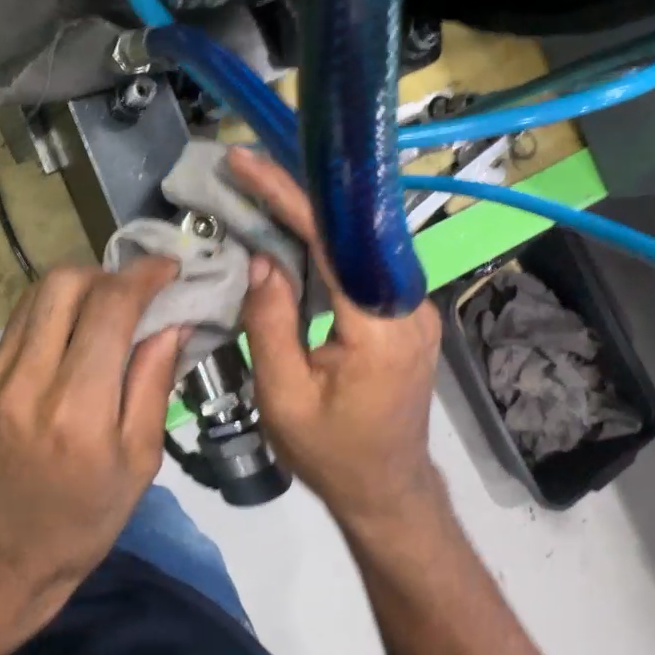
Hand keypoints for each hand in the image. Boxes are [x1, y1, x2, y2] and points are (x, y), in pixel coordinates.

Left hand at [0, 259, 187, 614]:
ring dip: (78, 286)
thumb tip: (172, 321)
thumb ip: (153, 382)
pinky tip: (75, 332)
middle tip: (136, 293)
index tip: (168, 270)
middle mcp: (30, 382)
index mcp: (78, 410)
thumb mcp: (141, 459)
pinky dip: (53, 311)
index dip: (142, 278)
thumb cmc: (89, 515)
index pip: (108, 310)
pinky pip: (20, 321)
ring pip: (36, 294)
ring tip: (107, 307)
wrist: (10, 548)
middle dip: (107, 275)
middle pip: (64, 284)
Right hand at [226, 147, 444, 521]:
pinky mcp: (403, 314)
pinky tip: (286, 229)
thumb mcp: (284, 396)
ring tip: (256, 188)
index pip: (332, 242)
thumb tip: (261, 259)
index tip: (245, 163)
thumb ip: (271, 324)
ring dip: (307, 214)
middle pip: (348, 232)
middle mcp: (408, 307)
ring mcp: (412, 309)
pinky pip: (358, 264)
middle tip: (243, 167)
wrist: (386, 491)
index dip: (286, 196)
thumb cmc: (331, 453)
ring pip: (355, 244)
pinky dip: (321, 242)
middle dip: (294, 193)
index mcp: (380, 328)